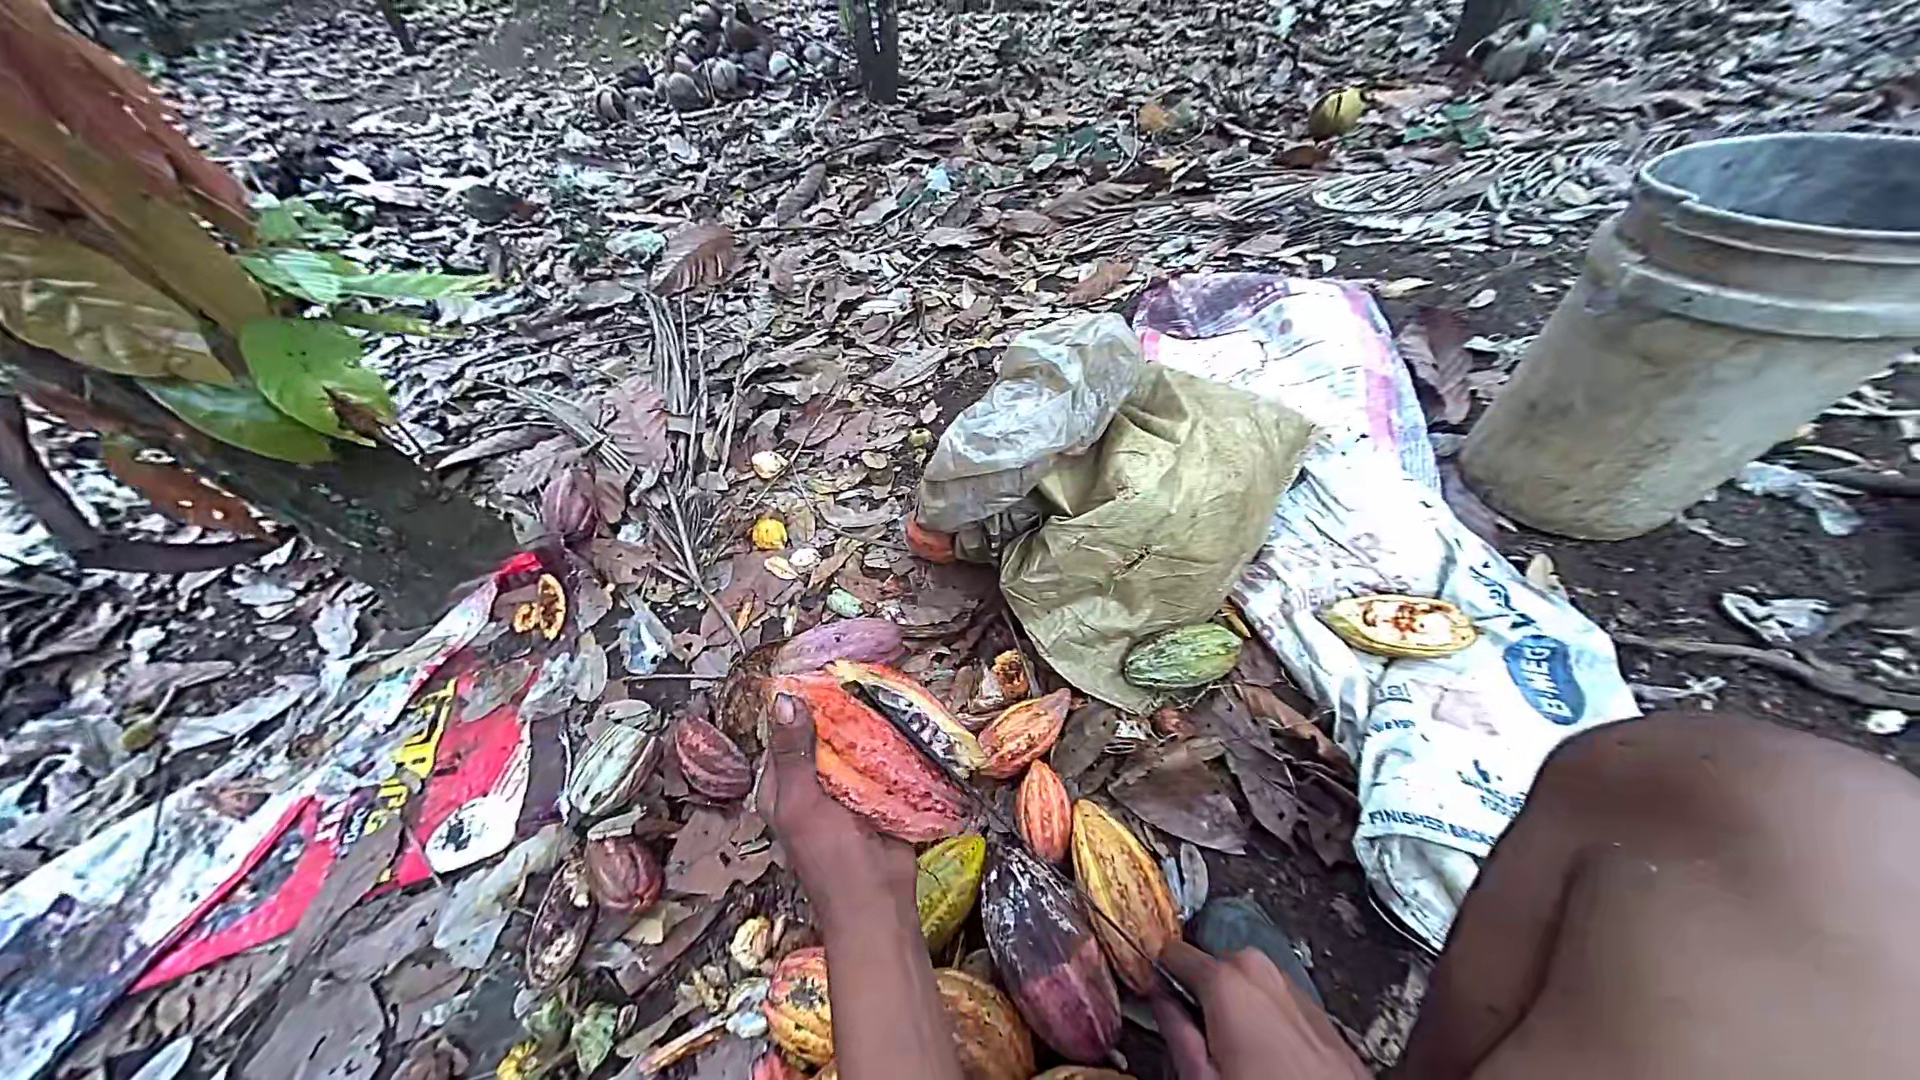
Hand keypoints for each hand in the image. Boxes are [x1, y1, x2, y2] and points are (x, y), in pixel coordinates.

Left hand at [757, 692, 915, 922]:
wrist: (880, 903)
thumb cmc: (832, 861)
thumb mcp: (803, 804)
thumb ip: (794, 754)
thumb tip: (784, 700)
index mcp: (782, 785)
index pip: (786, 730)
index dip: (802, 701)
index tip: (824, 671)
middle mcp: (812, 781)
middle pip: (824, 732)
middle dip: (842, 707)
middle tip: (862, 673)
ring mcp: (845, 786)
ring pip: (853, 742)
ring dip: (868, 721)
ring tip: (883, 687)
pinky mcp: (876, 791)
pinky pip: (879, 757)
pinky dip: (888, 741)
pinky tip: (900, 718)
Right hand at [1151, 940, 1368, 1079]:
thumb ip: (1174, 1030)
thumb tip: (1159, 998)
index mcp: (1225, 981)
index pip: (1173, 952)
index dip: (1162, 975)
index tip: (1160, 997)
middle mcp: (1258, 970)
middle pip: (1209, 966)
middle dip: (1202, 996)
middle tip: (1206, 1044)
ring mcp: (1291, 987)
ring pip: (1243, 983)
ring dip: (1234, 1008)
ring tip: (1241, 1059)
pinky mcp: (1317, 1010)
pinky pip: (1273, 1000)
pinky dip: (1264, 1020)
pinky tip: (1271, 1063)